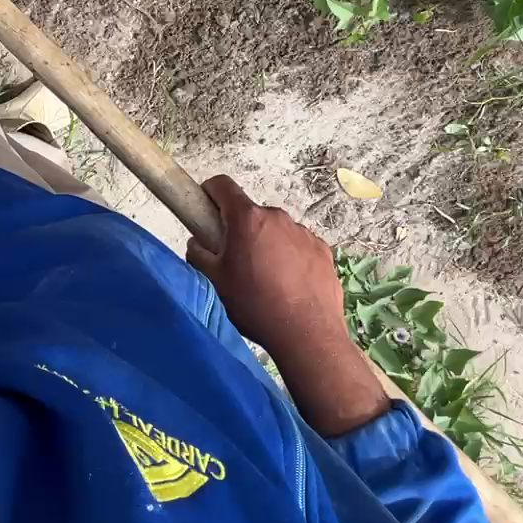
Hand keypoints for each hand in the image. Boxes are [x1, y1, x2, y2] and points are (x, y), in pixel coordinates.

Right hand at [187, 174, 389, 435]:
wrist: (308, 336)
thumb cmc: (256, 306)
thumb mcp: (214, 281)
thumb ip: (198, 254)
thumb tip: (198, 242)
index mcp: (247, 219)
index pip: (222, 185)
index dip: (210, 192)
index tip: (206, 209)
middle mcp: (277, 217)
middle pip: (250, 212)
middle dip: (240, 228)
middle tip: (236, 260)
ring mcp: (304, 232)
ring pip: (275, 229)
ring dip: (267, 243)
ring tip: (266, 279)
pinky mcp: (323, 250)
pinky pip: (298, 245)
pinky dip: (290, 256)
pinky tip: (290, 285)